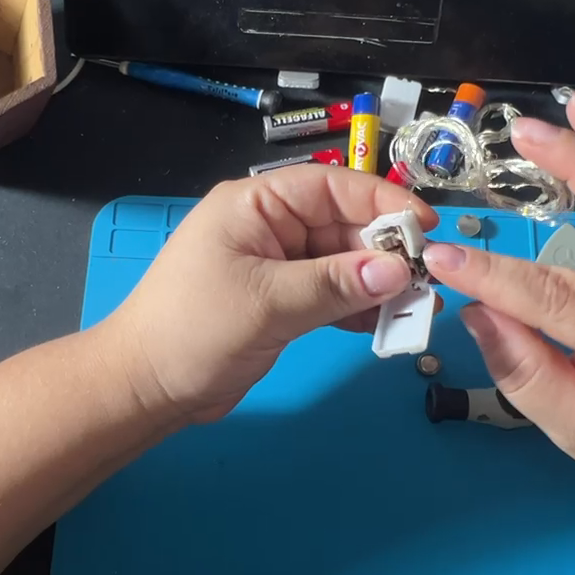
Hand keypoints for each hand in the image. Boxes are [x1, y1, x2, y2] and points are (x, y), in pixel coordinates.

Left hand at [103, 166, 437, 422]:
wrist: (148, 386)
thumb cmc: (194, 329)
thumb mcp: (267, 302)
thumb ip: (335, 284)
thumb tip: (399, 270)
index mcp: (256, 206)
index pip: (329, 187)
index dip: (379, 202)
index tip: (425, 226)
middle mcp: (270, 228)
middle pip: (341, 226)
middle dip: (384, 252)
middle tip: (427, 282)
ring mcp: (277, 266)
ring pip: (341, 264)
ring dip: (377, 285)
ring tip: (415, 309)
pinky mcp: (282, 301)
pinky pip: (331, 294)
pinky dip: (357, 308)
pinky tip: (384, 325)